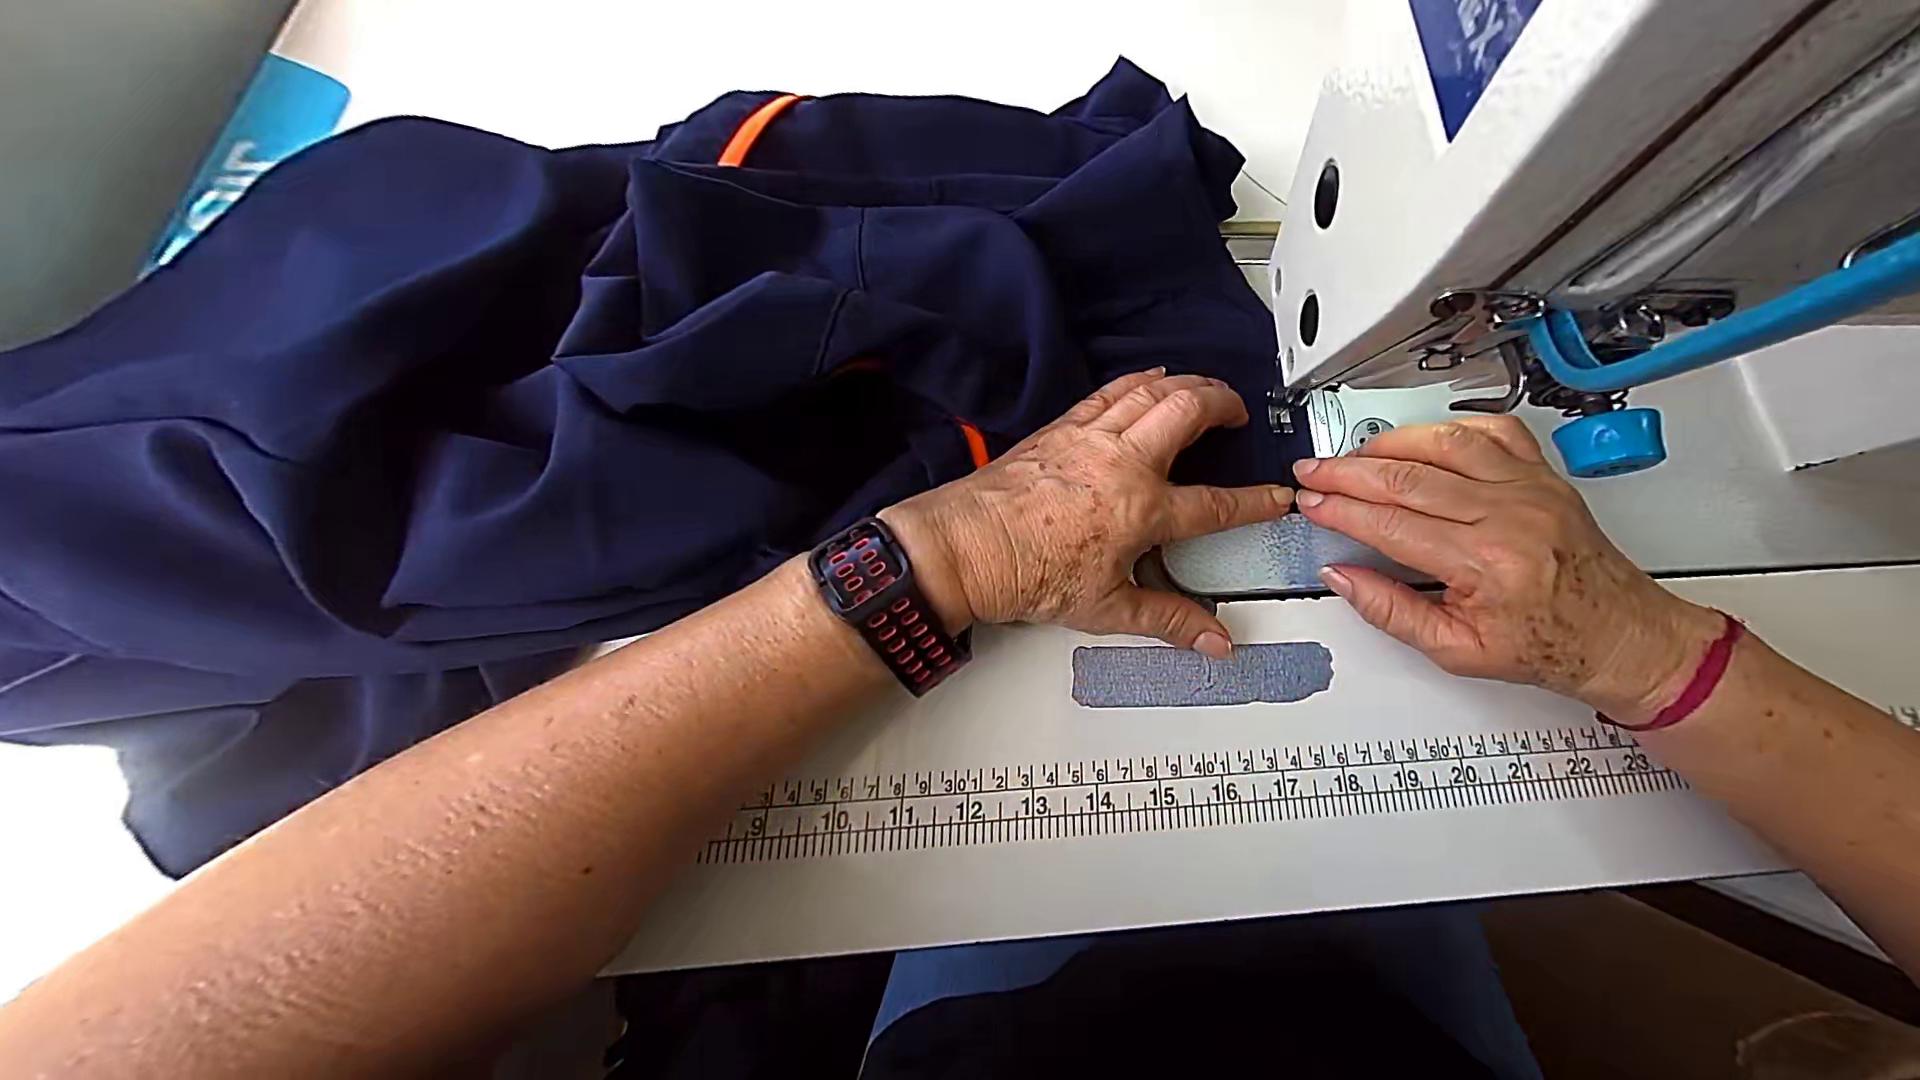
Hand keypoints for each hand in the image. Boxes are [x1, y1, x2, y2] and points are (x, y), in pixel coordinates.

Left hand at [881, 369, 1293, 656]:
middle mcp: (1121, 462)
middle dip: (1224, 403)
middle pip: (1189, 412)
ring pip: (1151, 391)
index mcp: (1140, 510)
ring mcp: (1088, 439)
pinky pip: (1108, 393)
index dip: (1254, 501)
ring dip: (1185, 384)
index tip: (1274, 497)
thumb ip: (1166, 620)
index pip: (1215, 505)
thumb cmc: (1026, 574)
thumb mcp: (1104, 607)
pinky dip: (1136, 382)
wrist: (965, 548)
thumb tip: (1211, 640)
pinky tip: (1146, 382)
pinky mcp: (1059, 430)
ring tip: (1202, 389)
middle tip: (1237, 413)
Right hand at [1289, 415, 1725, 721]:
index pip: (1388, 523)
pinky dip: (1447, 428)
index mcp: (1484, 563)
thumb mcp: (1453, 649)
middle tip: (1313, 471)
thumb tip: (1340, 575)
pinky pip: (1493, 431)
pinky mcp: (1543, 477)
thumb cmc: (1547, 644)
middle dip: (1345, 472)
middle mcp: (1510, 516)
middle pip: (1406, 477)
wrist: (1622, 636)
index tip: (1310, 503)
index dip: (1338, 509)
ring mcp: (1530, 489)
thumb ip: (1388, 610)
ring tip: (1352, 454)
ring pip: (1444, 443)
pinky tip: (1418, 439)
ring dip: (1387, 444)